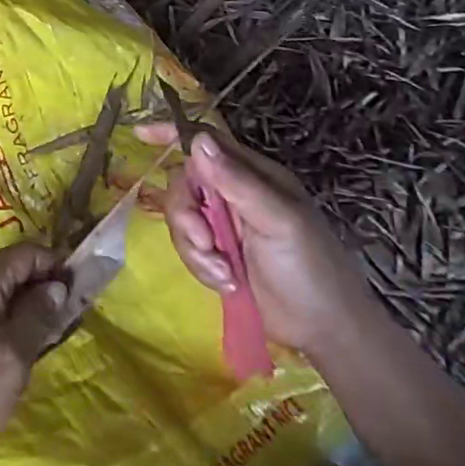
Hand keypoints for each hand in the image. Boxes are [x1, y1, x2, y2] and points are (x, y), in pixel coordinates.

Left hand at [0, 242, 68, 465]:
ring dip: (35, 310)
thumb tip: (57, 285)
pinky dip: (19, 329)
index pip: (25, 253)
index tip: (83, 286)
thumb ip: (38, 315)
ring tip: (61, 333)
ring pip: (7, 299)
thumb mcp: (12, 354)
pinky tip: (33, 351)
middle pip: (16, 273)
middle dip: (48, 287)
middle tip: (78, 313)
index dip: (55, 263)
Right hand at [136, 124, 375, 352]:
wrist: (325, 331)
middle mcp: (233, 193)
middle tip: (206, 243)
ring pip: (181, 217)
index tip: (139, 134)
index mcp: (252, 174)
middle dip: (186, 215)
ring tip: (224, 272)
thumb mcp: (278, 220)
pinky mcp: (216, 253)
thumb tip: (197, 139)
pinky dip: (200, 266)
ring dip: (195, 247)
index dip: (172, 134)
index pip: (205, 141)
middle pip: (183, 183)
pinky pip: (187, 247)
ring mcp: (223, 224)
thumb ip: (237, 181)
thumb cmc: (311, 267)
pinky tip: (226, 283)